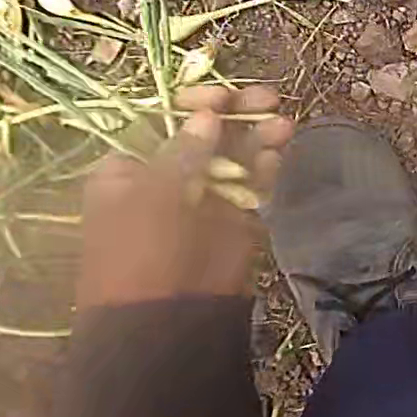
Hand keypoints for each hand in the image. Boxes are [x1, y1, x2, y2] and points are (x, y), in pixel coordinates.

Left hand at [76, 86, 293, 310]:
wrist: (168, 320)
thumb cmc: (141, 254)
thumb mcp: (152, 198)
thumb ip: (183, 153)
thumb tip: (207, 115)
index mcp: (133, 169)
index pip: (165, 122)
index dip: (193, 104)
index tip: (219, 97)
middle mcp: (171, 176)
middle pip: (208, 133)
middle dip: (237, 114)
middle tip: (267, 99)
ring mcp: (208, 195)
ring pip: (238, 154)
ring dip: (259, 136)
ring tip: (284, 125)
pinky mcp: (240, 215)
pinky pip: (256, 182)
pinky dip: (267, 166)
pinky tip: (278, 153)